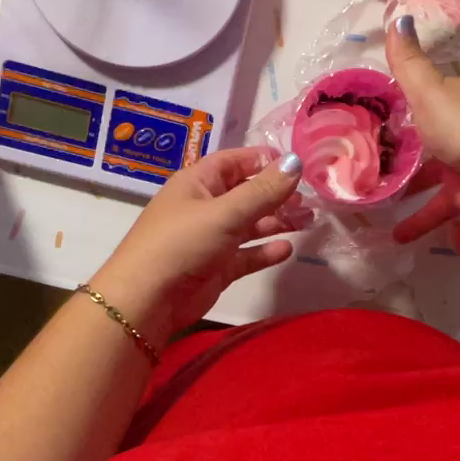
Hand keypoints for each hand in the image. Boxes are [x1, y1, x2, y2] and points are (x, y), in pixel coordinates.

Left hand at [90, 146, 310, 343]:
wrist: (148, 299)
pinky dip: (265, 251)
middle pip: (247, 194)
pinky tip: (286, 249)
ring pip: (250, 225)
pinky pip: (246, 255)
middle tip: (311, 200)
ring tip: (308, 222)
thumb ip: (263, 191)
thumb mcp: (224, 213)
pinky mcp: (217, 268)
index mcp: (198, 182)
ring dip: (277, 222)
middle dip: (277, 195)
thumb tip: (297, 163)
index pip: (236, 162)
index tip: (298, 166)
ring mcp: (211, 239)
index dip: (265, 161)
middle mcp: (205, 207)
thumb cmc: (182, 243)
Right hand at [384, 16, 459, 249]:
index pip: (426, 93)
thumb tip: (397, 14)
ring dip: (406, 185)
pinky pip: (437, 207)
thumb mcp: (430, 91)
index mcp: (456, 98)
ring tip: (374, 196)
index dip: (401, 99)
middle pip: (427, 135)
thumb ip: (408, 63)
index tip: (372, 110)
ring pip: (430, 173)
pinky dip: (418, 220)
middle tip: (365, 156)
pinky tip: (396, 234)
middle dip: (402, 144)